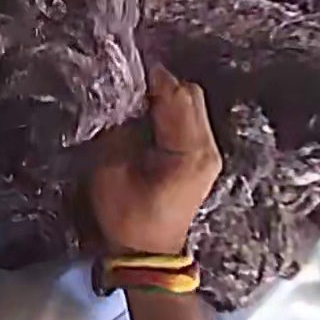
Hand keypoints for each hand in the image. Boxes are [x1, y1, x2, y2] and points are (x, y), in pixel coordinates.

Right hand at [89, 66, 222, 254]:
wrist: (147, 253)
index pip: (174, 97)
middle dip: (157, 83)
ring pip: (190, 104)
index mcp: (188, 151)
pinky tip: (141, 113)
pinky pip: (186, 120)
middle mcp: (207, 147)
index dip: (148, 78)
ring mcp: (208, 153)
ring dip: (162, 95)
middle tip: (123, 80)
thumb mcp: (111, 172)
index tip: (121, 65)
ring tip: (129, 94)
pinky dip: (165, 110)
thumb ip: (119, 132)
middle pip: (189, 95)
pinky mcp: (200, 158)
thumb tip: (117, 102)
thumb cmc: (126, 216)